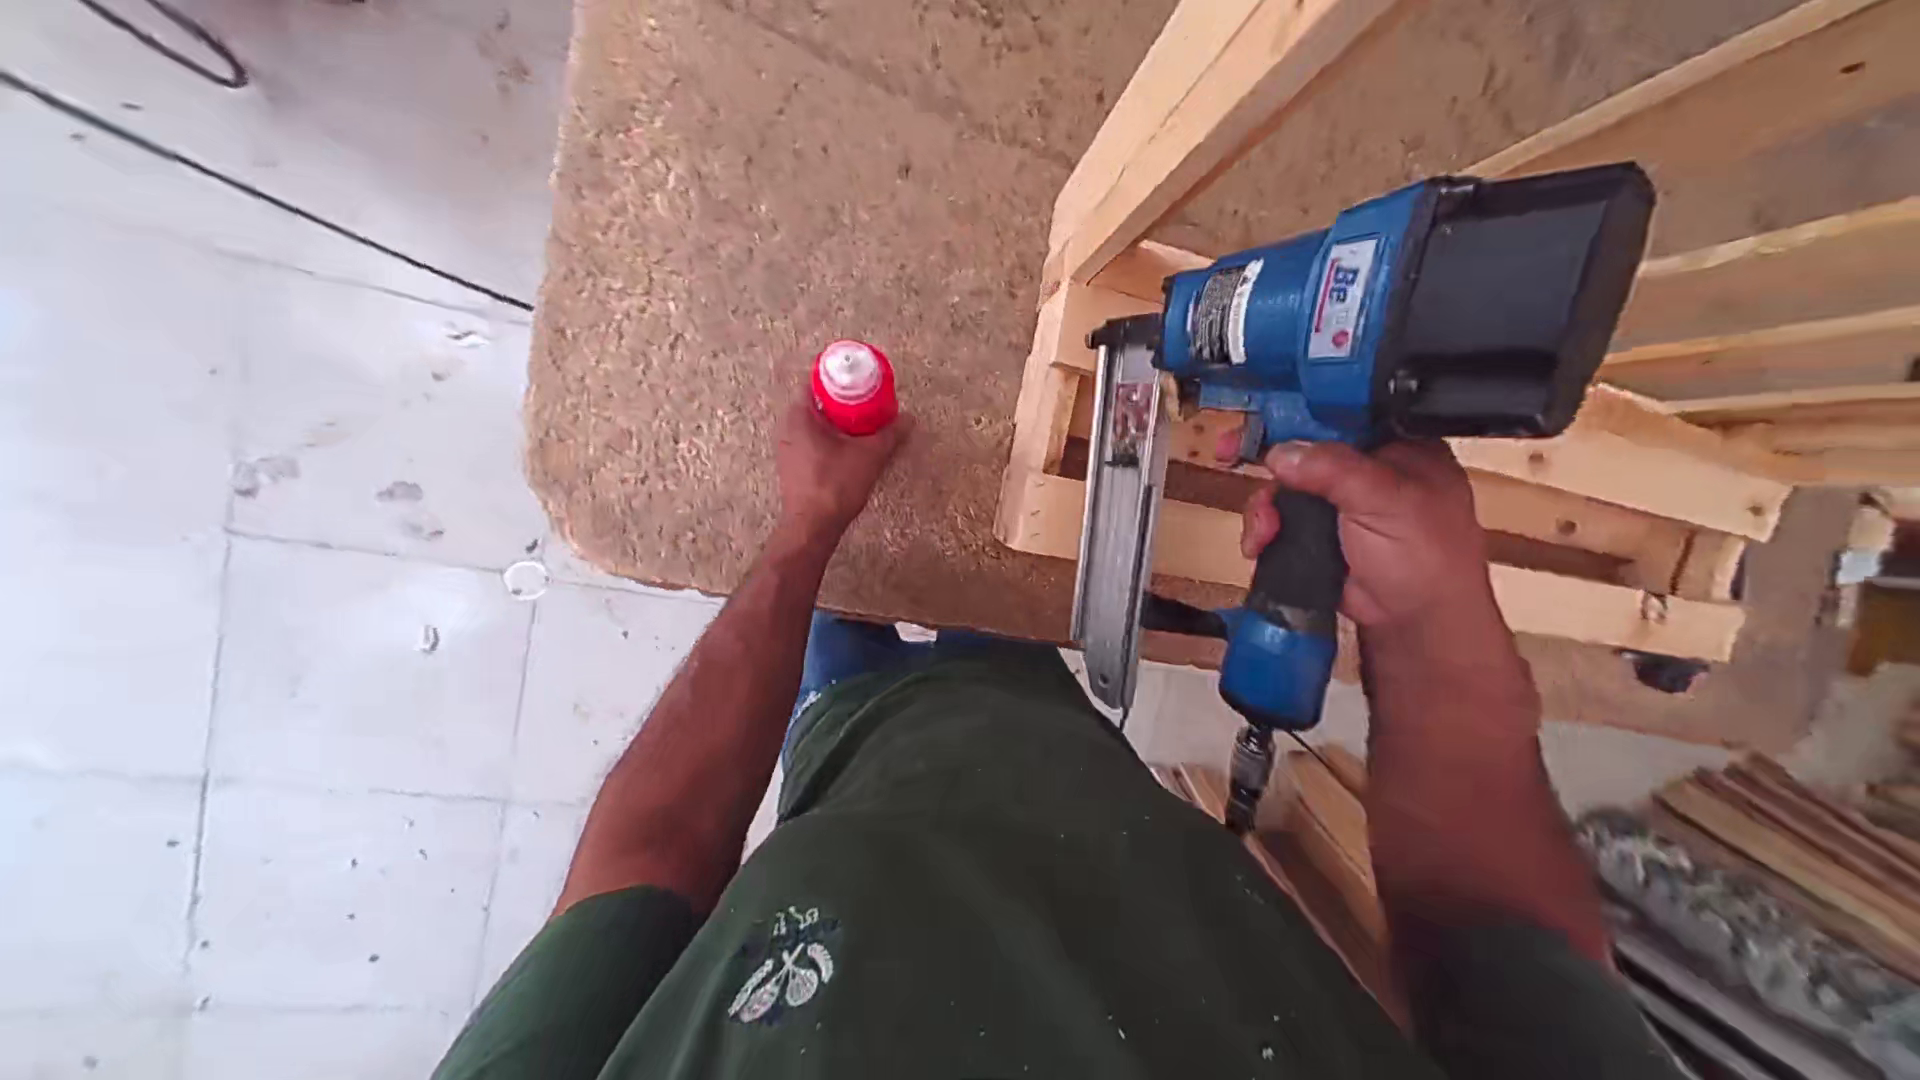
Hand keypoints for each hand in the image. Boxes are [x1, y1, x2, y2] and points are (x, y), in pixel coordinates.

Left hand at [775, 392, 913, 541]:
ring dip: (836, 423)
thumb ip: (890, 434)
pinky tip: (849, 449)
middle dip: (841, 402)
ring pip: (813, 425)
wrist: (813, 526)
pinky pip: (811, 442)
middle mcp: (787, 428)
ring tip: (862, 426)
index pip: (814, 382)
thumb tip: (909, 419)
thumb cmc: (835, 486)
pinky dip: (829, 440)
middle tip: (867, 403)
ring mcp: (787, 449)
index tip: (860, 381)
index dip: (838, 378)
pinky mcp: (792, 467)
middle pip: (816, 403)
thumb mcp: (870, 455)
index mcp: (800, 416)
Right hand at [1227, 435, 1499, 634]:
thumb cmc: (1422, 558)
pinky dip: (1261, 529)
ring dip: (1263, 507)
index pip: (1342, 414)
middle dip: (1266, 459)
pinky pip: (1275, 517)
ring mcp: (1335, 501)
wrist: (1410, 622)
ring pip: (1281, 485)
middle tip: (1228, 454)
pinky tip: (1261, 544)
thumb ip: (1334, 469)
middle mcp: (1363, 468)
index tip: (1260, 416)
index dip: (1299, 412)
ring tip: (1264, 532)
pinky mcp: (1312, 531)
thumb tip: (1280, 453)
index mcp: (1395, 447)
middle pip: (1300, 449)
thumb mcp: (1385, 500)